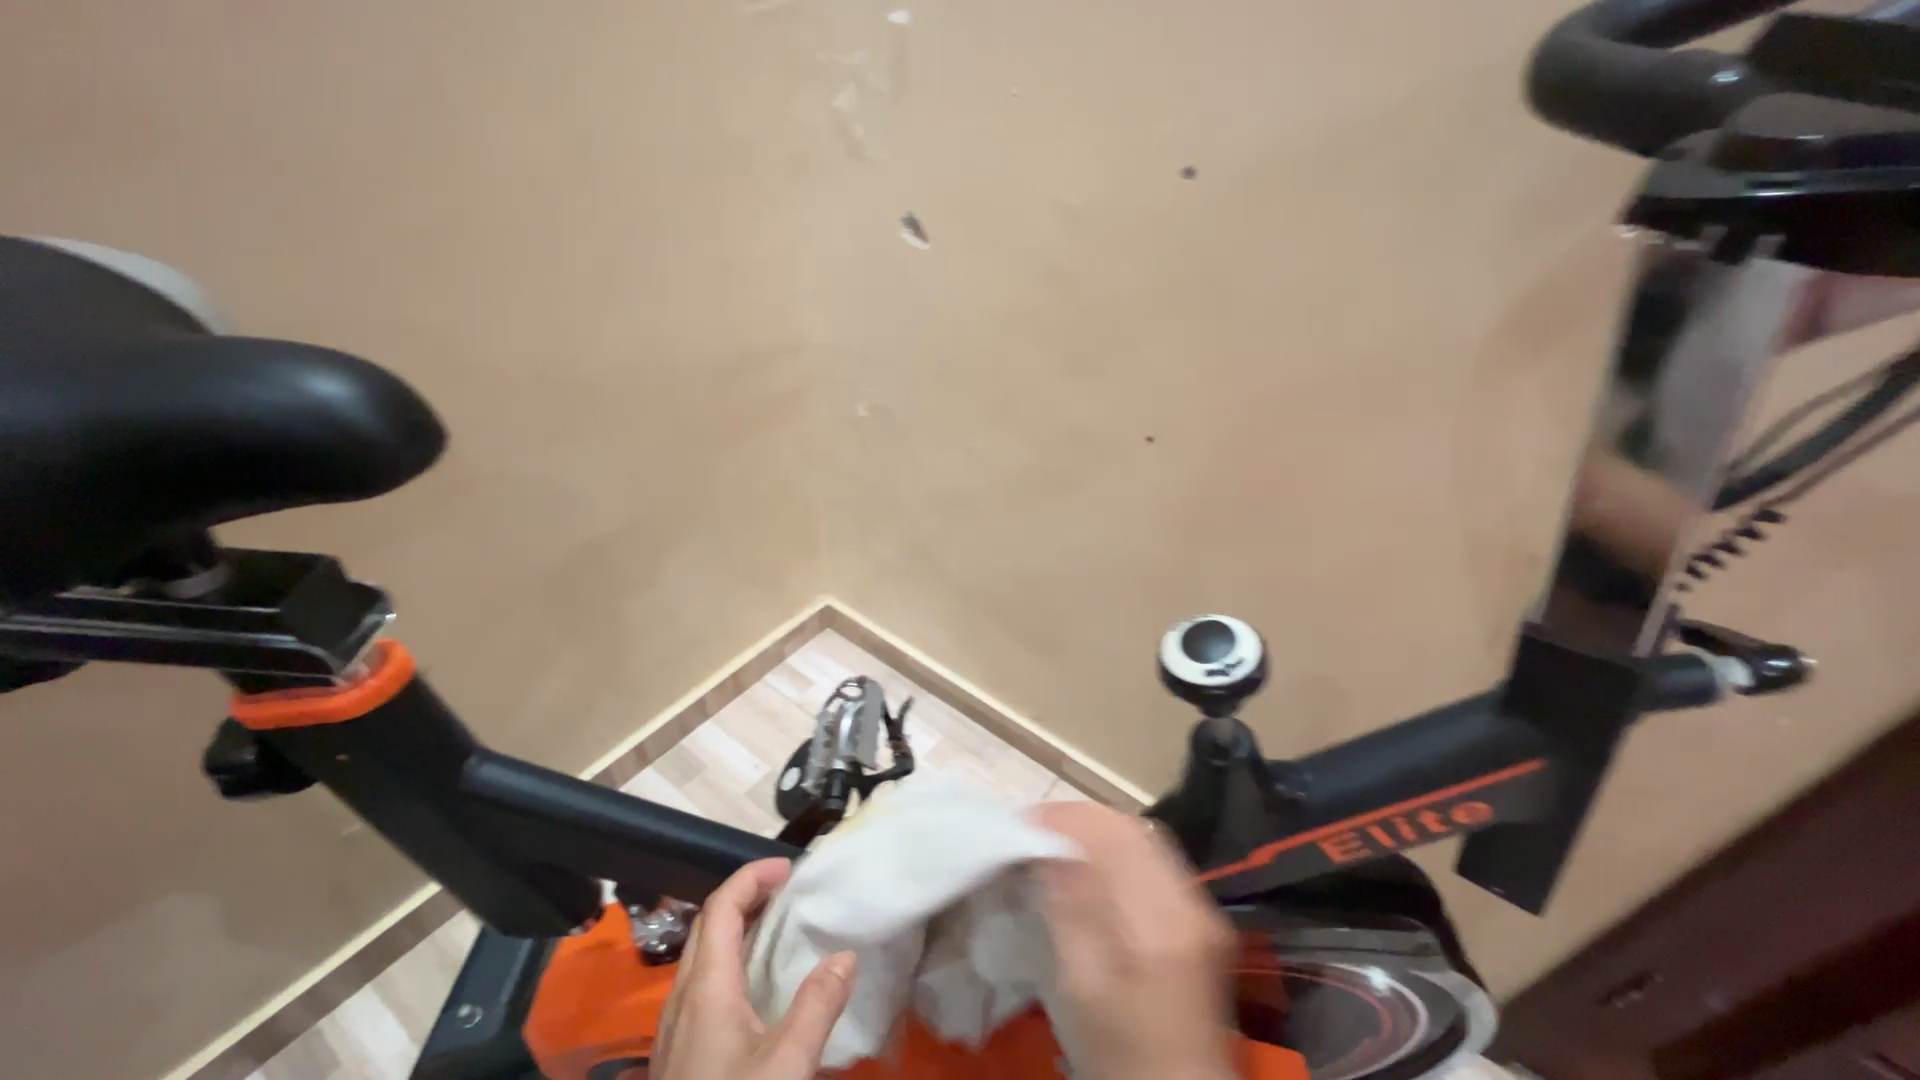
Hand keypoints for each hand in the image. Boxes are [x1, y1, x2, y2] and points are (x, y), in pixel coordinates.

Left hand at [654, 858, 858, 1079]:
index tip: (789, 869)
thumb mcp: (786, 1066)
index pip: (720, 909)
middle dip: (746, 899)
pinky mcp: (679, 1055)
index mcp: (705, 989)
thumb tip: (844, 956)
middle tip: (789, 893)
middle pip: (707, 928)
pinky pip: (703, 987)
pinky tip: (758, 991)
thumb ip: (816, 1007)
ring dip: (737, 932)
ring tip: (780, 931)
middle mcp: (682, 999)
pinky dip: (732, 965)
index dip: (751, 878)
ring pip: (702, 958)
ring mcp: (675, 1029)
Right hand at [1034, 802, 1236, 1079]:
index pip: (1113, 838)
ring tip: (1056, 839)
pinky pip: (1157, 860)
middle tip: (1035, 826)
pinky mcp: (1200, 919)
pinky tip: (1091, 864)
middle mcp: (1190, 902)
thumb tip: (1048, 849)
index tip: (1023, 821)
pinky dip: (1119, 849)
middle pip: (1135, 829)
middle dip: (1082, 818)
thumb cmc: (1119, 1052)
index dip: (1066, 819)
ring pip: (1148, 840)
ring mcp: (1201, 909)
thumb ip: (1070, 910)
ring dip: (1100, 830)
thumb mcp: (1081, 986)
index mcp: (1160, 921)